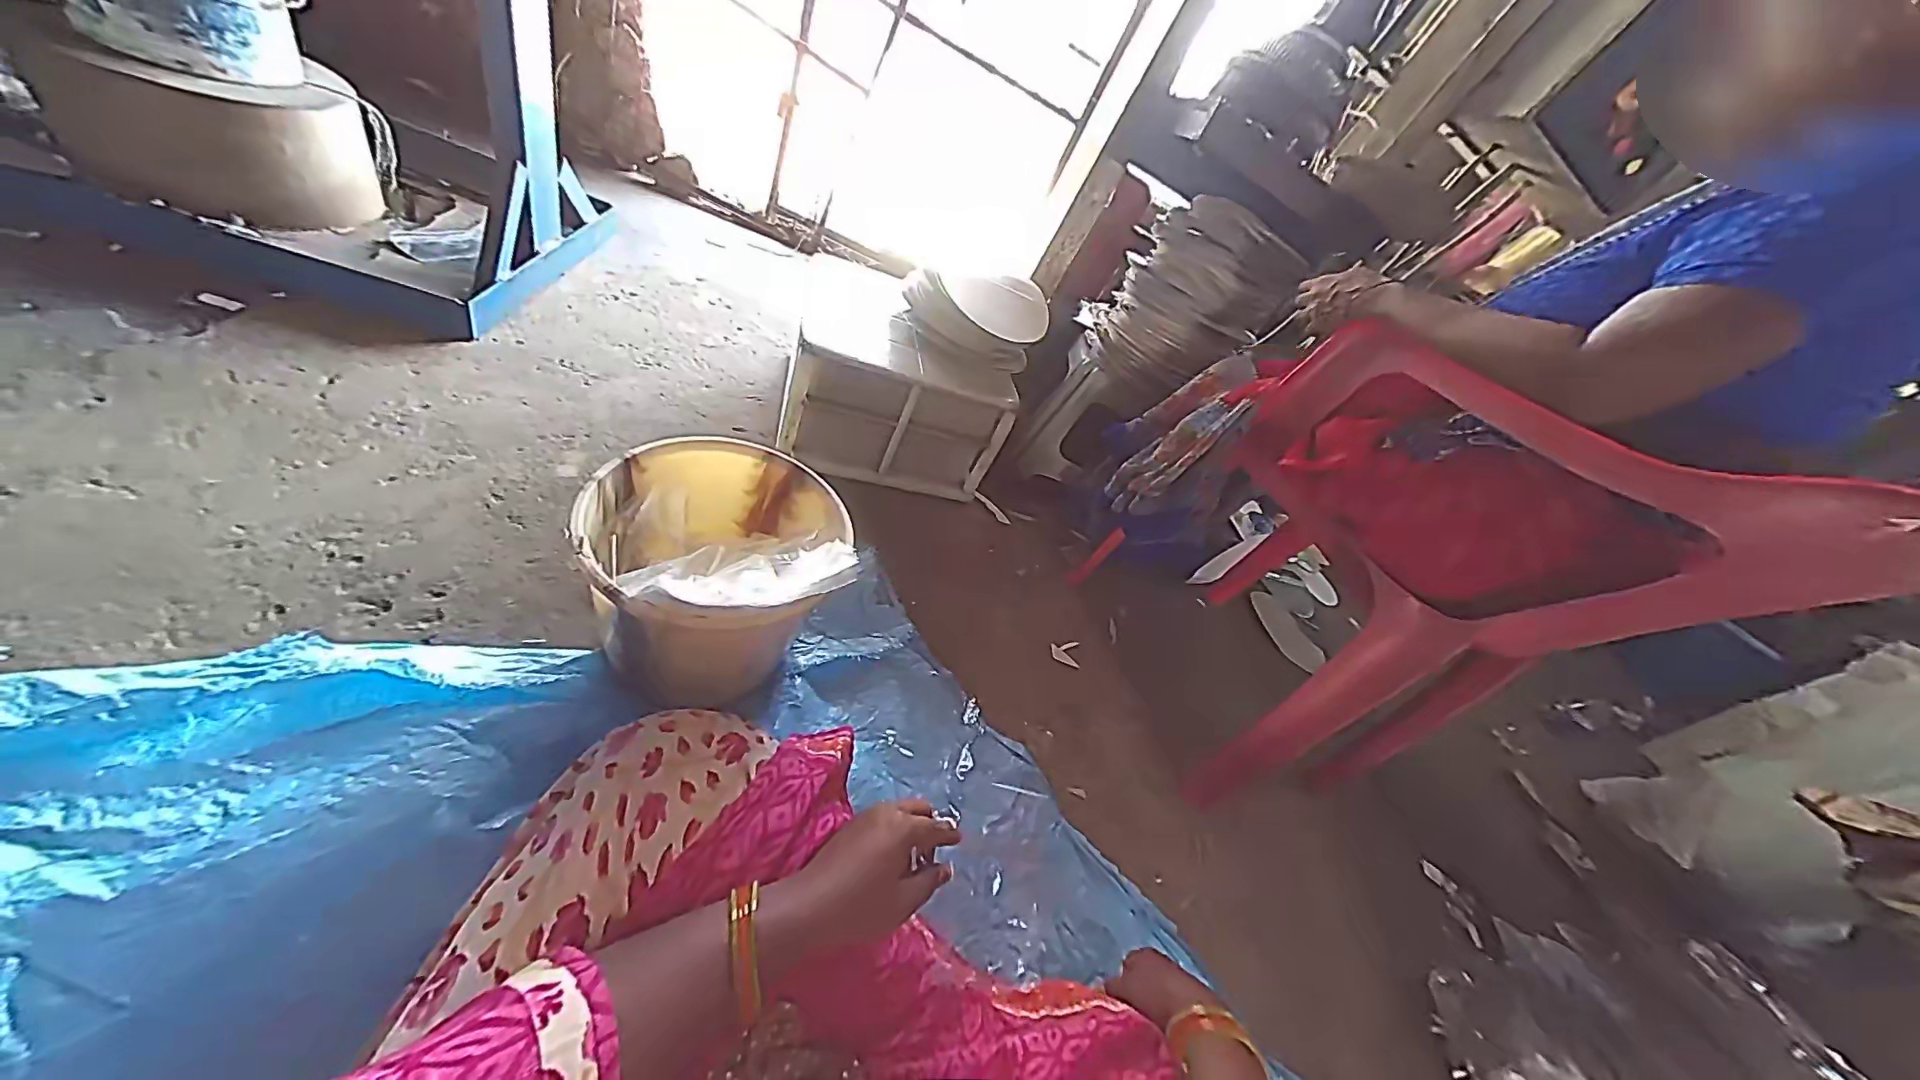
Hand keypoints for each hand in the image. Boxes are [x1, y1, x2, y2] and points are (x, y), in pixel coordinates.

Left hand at [784, 798, 960, 951]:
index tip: (958, 840)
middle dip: (930, 825)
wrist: (809, 906)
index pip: (936, 826)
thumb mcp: (904, 901)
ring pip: (899, 811)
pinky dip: (894, 828)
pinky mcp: (850, 826)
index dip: (949, 834)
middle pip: (918, 809)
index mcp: (904, 828)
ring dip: (910, 826)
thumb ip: (929, 881)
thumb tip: (943, 867)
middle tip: (933, 853)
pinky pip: (883, 818)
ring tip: (911, 858)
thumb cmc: (862, 907)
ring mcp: (866, 817)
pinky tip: (890, 856)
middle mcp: (886, 813)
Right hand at [1104, 949, 1224, 1029]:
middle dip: (1139, 985)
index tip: (1120, 997)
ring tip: (1150, 1014)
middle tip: (1133, 1006)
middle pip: (1144, 971)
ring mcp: (1178, 971)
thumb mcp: (1122, 992)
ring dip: (1156, 994)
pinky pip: (1174, 994)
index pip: (1126, 962)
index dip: (1122, 979)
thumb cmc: (1152, 996)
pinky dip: (1170, 1003)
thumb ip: (1111, 986)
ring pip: (1160, 982)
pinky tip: (1167, 1016)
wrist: (1192, 1011)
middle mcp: (1159, 956)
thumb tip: (1103, 987)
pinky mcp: (1193, 990)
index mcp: (1140, 951)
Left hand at [1296, 265, 1396, 333]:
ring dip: (1306, 318)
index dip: (1308, 290)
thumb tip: (1346, 276)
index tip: (1312, 292)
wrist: (1373, 301)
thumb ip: (1343, 276)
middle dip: (1305, 304)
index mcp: (1321, 281)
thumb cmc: (1370, 285)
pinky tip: (1319, 331)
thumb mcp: (1357, 273)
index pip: (1304, 286)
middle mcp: (1313, 296)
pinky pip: (1309, 330)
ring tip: (1314, 321)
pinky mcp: (1318, 326)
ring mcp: (1314, 311)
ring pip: (1300, 316)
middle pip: (1299, 301)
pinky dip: (1313, 331)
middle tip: (1313, 307)